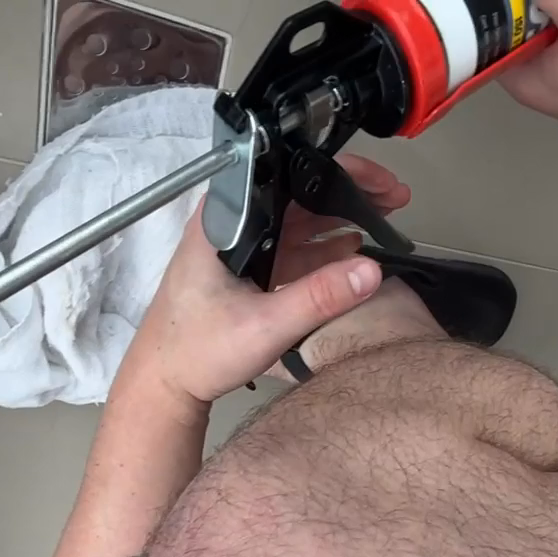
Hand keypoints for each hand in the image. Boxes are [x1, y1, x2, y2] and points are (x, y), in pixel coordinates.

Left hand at [122, 154, 411, 407]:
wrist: (164, 382)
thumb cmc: (197, 351)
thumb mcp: (265, 326)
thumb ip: (318, 298)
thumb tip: (370, 272)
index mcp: (227, 220)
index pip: (290, 174)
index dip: (340, 172)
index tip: (379, 182)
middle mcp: (233, 225)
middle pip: (298, 194)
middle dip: (349, 193)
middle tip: (394, 200)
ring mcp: (241, 248)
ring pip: (298, 221)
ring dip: (340, 221)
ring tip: (383, 223)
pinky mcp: (247, 272)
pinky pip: (291, 250)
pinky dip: (323, 250)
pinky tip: (351, 254)